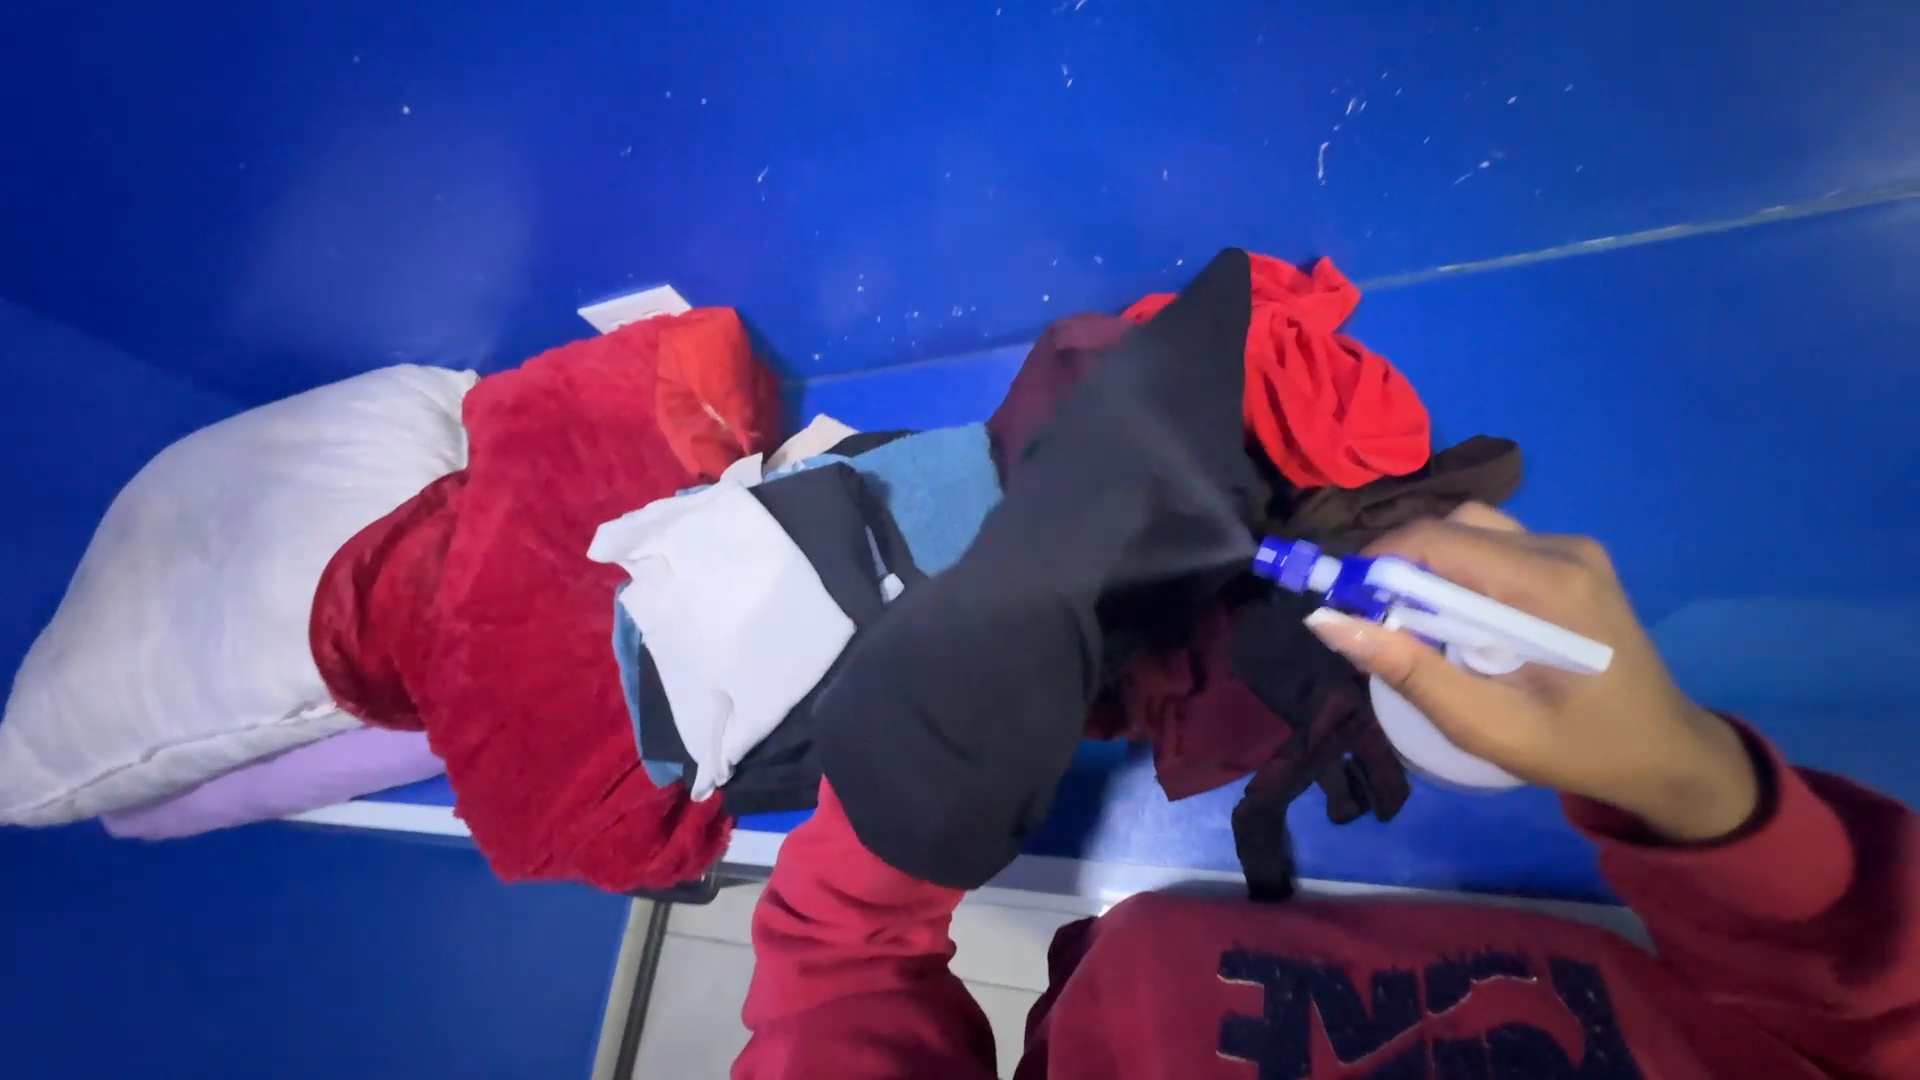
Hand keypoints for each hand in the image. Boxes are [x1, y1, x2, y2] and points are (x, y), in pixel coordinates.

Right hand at [1303, 504, 1759, 842]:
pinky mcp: (1571, 558)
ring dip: (1427, 563)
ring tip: (1419, 617)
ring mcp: (1572, 549)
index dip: (1375, 564)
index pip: (1433, 540)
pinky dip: (1455, 566)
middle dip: (1398, 564)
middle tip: (1380, 617)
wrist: (1665, 753)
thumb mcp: (1481, 724)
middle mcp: (1561, 551)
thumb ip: (1404, 667)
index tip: (1348, 605)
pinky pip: (1490, 540)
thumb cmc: (1574, 746)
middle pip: (1447, 526)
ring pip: (1466, 526)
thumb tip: (1323, 620)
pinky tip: (1460, 612)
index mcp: (1546, 586)